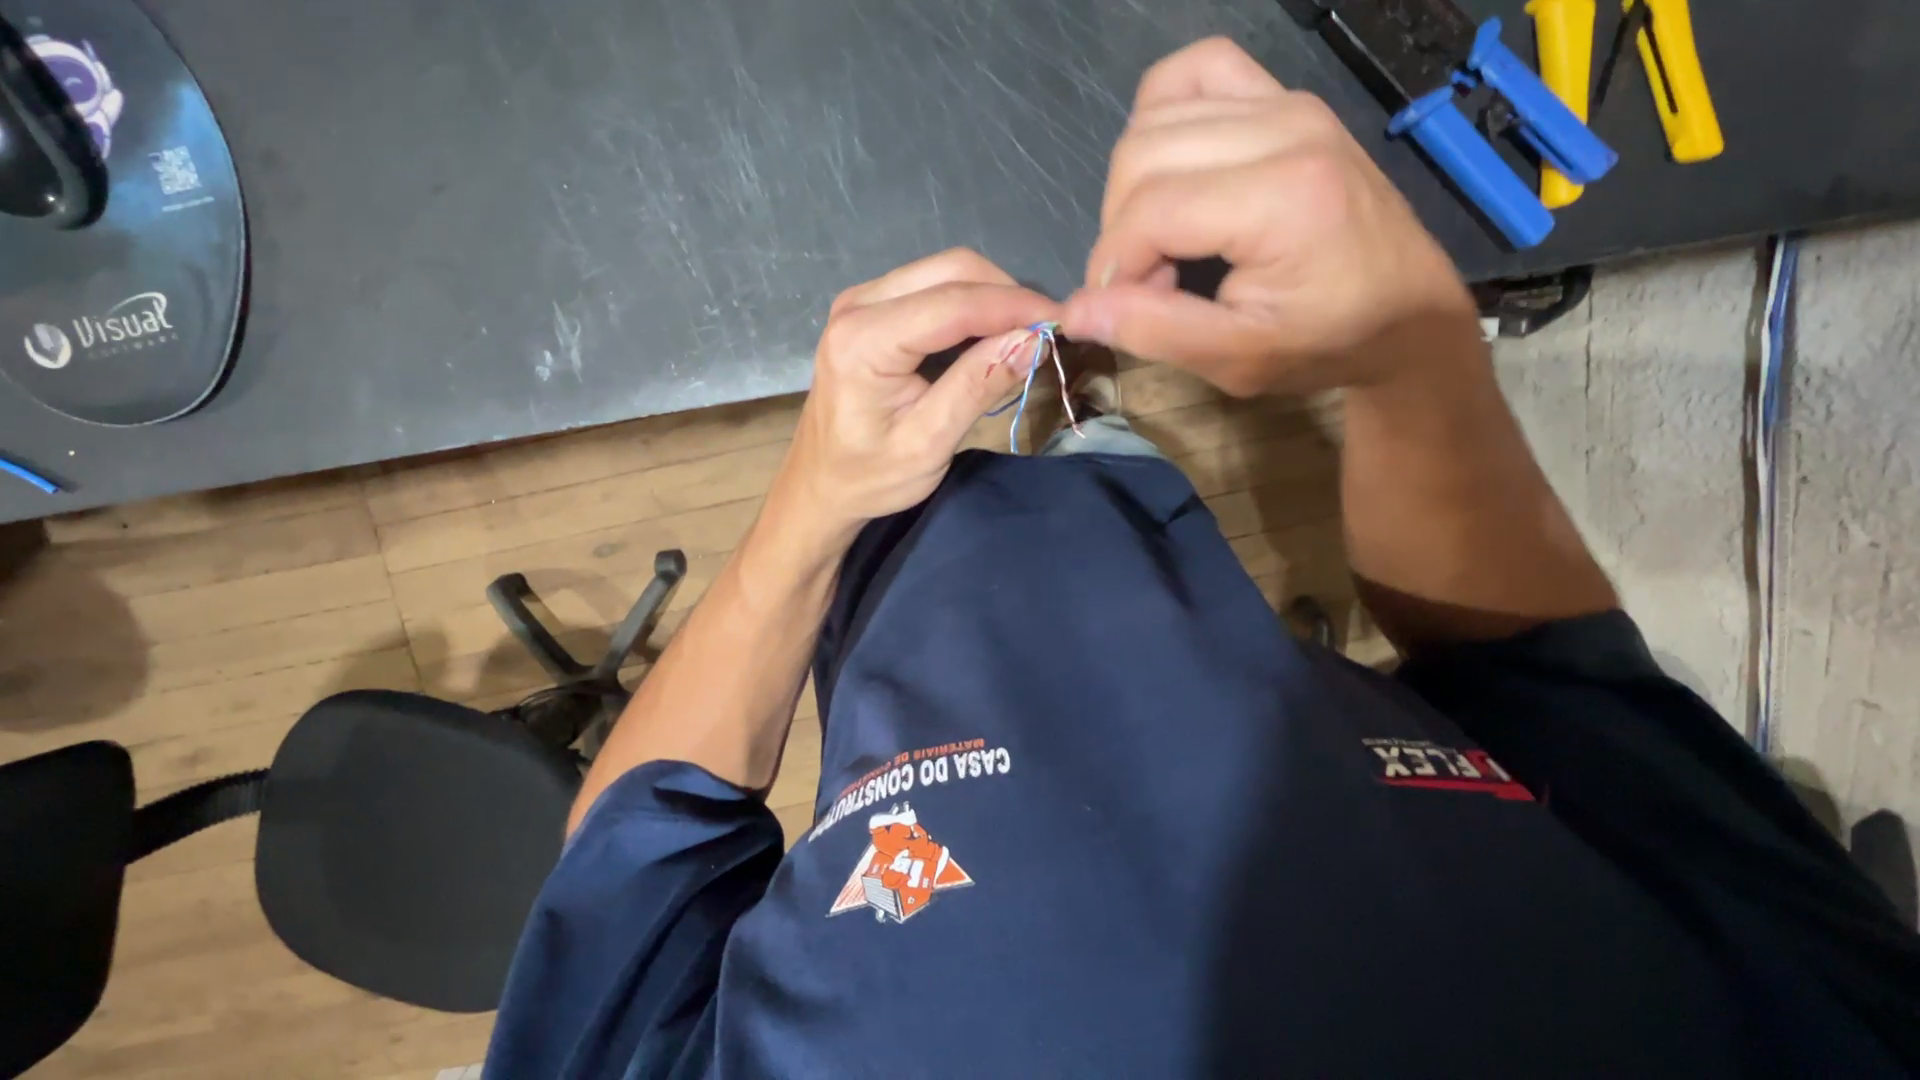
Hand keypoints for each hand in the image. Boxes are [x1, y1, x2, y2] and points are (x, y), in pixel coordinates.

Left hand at [768, 249, 1058, 545]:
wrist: (820, 485)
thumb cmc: (870, 477)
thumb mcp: (929, 443)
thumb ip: (977, 386)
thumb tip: (1034, 340)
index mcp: (864, 340)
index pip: (955, 302)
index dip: (1015, 306)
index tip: (1064, 321)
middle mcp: (858, 305)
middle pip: (953, 270)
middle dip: (1006, 295)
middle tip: (1045, 333)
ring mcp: (861, 300)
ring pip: (945, 272)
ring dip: (991, 297)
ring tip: (1023, 337)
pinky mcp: (870, 308)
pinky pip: (932, 287)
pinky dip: (969, 305)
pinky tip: (990, 337)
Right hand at [1059, 38, 1479, 396]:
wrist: (1408, 312)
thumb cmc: (1327, 342)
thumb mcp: (1239, 359)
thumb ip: (1153, 330)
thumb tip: (1074, 309)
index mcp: (1281, 197)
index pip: (1148, 211)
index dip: (1115, 266)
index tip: (1126, 310)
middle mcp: (1284, 128)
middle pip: (1140, 157)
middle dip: (1121, 229)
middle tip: (1151, 282)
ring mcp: (1287, 102)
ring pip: (1154, 116)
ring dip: (1134, 185)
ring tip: (1164, 238)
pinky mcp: (1286, 97)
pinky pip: (1196, 72)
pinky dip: (1162, 115)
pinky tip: (1172, 168)